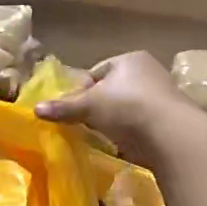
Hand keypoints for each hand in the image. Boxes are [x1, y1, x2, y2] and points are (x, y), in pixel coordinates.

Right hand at [34, 52, 197, 165]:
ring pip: (127, 108)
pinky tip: (122, 146)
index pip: (97, 72)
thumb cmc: (127, 108)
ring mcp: (161, 96)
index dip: (82, 90)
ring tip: (102, 137)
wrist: (171, 134)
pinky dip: (130, 134)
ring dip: (115, 122)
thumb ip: (63, 108)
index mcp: (129, 59)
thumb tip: (35, 109)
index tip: (73, 110)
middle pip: (113, 90)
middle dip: (99, 107)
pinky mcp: (169, 120)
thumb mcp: (89, 106)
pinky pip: (141, 124)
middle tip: (85, 125)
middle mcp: (148, 72)